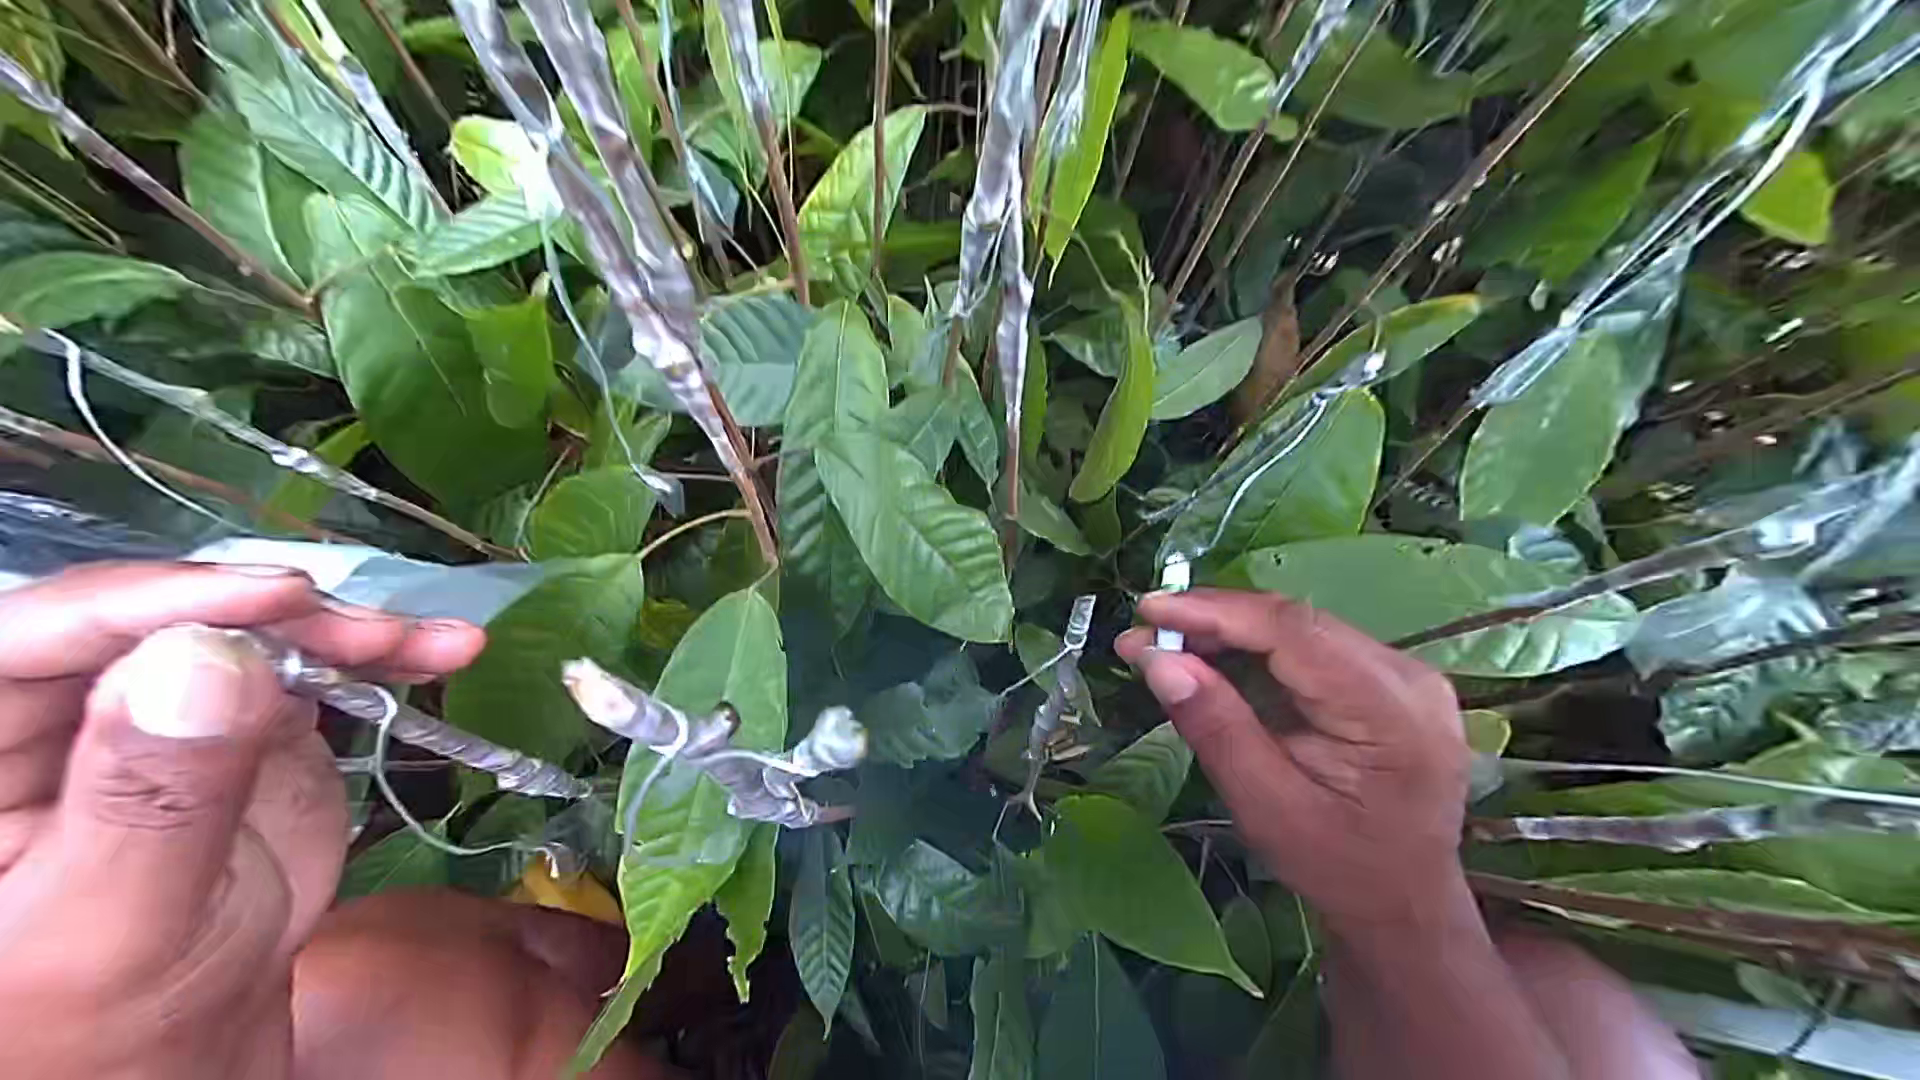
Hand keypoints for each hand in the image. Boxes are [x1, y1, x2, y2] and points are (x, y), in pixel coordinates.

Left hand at [0, 562, 484, 1079]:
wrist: (189, 1023)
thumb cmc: (105, 1011)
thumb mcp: (120, 920)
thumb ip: (156, 795)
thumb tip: (207, 660)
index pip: (22, 644)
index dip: (149, 604)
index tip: (280, 594)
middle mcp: (51, 712)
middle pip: (164, 621)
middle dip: (285, 617)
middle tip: (380, 634)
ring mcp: (160, 705)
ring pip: (256, 629)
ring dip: (357, 631)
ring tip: (438, 643)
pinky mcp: (248, 711)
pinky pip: (316, 661)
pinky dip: (386, 654)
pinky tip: (444, 650)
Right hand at [1116, 589, 1469, 928]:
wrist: (1402, 901)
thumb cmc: (1337, 866)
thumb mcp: (1265, 805)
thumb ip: (1214, 725)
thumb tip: (1156, 658)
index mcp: (1390, 711)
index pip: (1292, 632)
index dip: (1214, 612)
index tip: (1148, 611)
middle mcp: (1404, 675)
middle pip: (1292, 621)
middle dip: (1209, 619)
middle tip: (1143, 635)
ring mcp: (1397, 671)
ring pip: (1292, 625)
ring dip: (1222, 629)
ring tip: (1164, 645)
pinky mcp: (1379, 676)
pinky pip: (1300, 643)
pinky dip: (1245, 645)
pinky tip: (1206, 656)